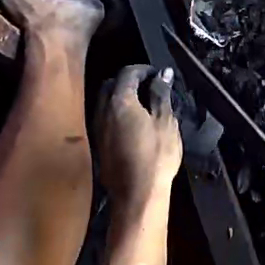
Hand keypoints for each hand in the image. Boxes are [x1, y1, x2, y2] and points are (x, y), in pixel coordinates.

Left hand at [98, 65, 182, 213]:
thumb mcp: (166, 121)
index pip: (127, 73)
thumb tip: (162, 73)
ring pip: (105, 102)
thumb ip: (161, 94)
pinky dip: (117, 113)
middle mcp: (102, 111)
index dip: (144, 70)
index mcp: (120, 101)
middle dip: (128, 80)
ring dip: (121, 97)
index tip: (158, 75)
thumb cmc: (156, 155)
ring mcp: (98, 129)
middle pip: (111, 85)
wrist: (138, 194)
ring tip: (143, 105)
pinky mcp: (99, 145)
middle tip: (149, 87)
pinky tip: (133, 123)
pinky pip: (105, 118)